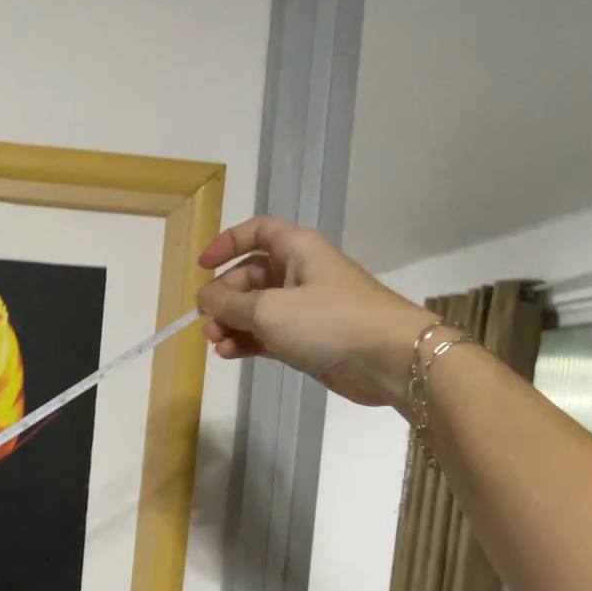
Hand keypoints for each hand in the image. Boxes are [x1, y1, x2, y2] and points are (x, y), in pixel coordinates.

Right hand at [196, 215, 435, 409]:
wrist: (389, 359)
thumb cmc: (330, 321)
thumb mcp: (270, 309)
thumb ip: (231, 304)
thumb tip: (206, 299)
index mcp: (298, 250)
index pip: (258, 231)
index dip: (228, 242)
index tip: (202, 266)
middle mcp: (300, 273)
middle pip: (250, 276)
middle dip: (224, 297)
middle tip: (206, 321)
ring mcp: (303, 308)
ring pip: (255, 309)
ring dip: (231, 324)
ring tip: (216, 343)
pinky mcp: (306, 339)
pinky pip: (266, 335)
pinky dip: (246, 342)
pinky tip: (229, 354)